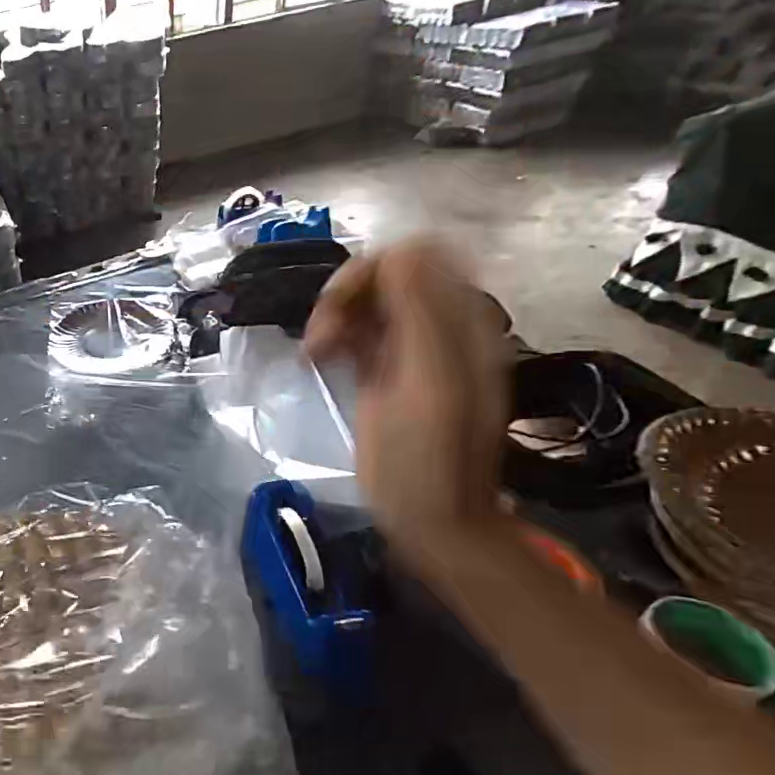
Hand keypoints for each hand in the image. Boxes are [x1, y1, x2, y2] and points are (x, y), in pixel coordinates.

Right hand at [304, 239, 510, 555]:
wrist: (431, 522)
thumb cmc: (428, 462)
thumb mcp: (429, 385)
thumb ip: (420, 313)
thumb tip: (398, 252)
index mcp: (459, 322)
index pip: (420, 255)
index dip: (377, 267)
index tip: (344, 305)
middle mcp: (435, 326)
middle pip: (387, 273)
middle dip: (348, 293)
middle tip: (323, 335)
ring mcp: (407, 348)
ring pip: (365, 300)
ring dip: (334, 315)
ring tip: (316, 351)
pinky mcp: (381, 369)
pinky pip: (354, 330)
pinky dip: (331, 335)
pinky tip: (315, 358)